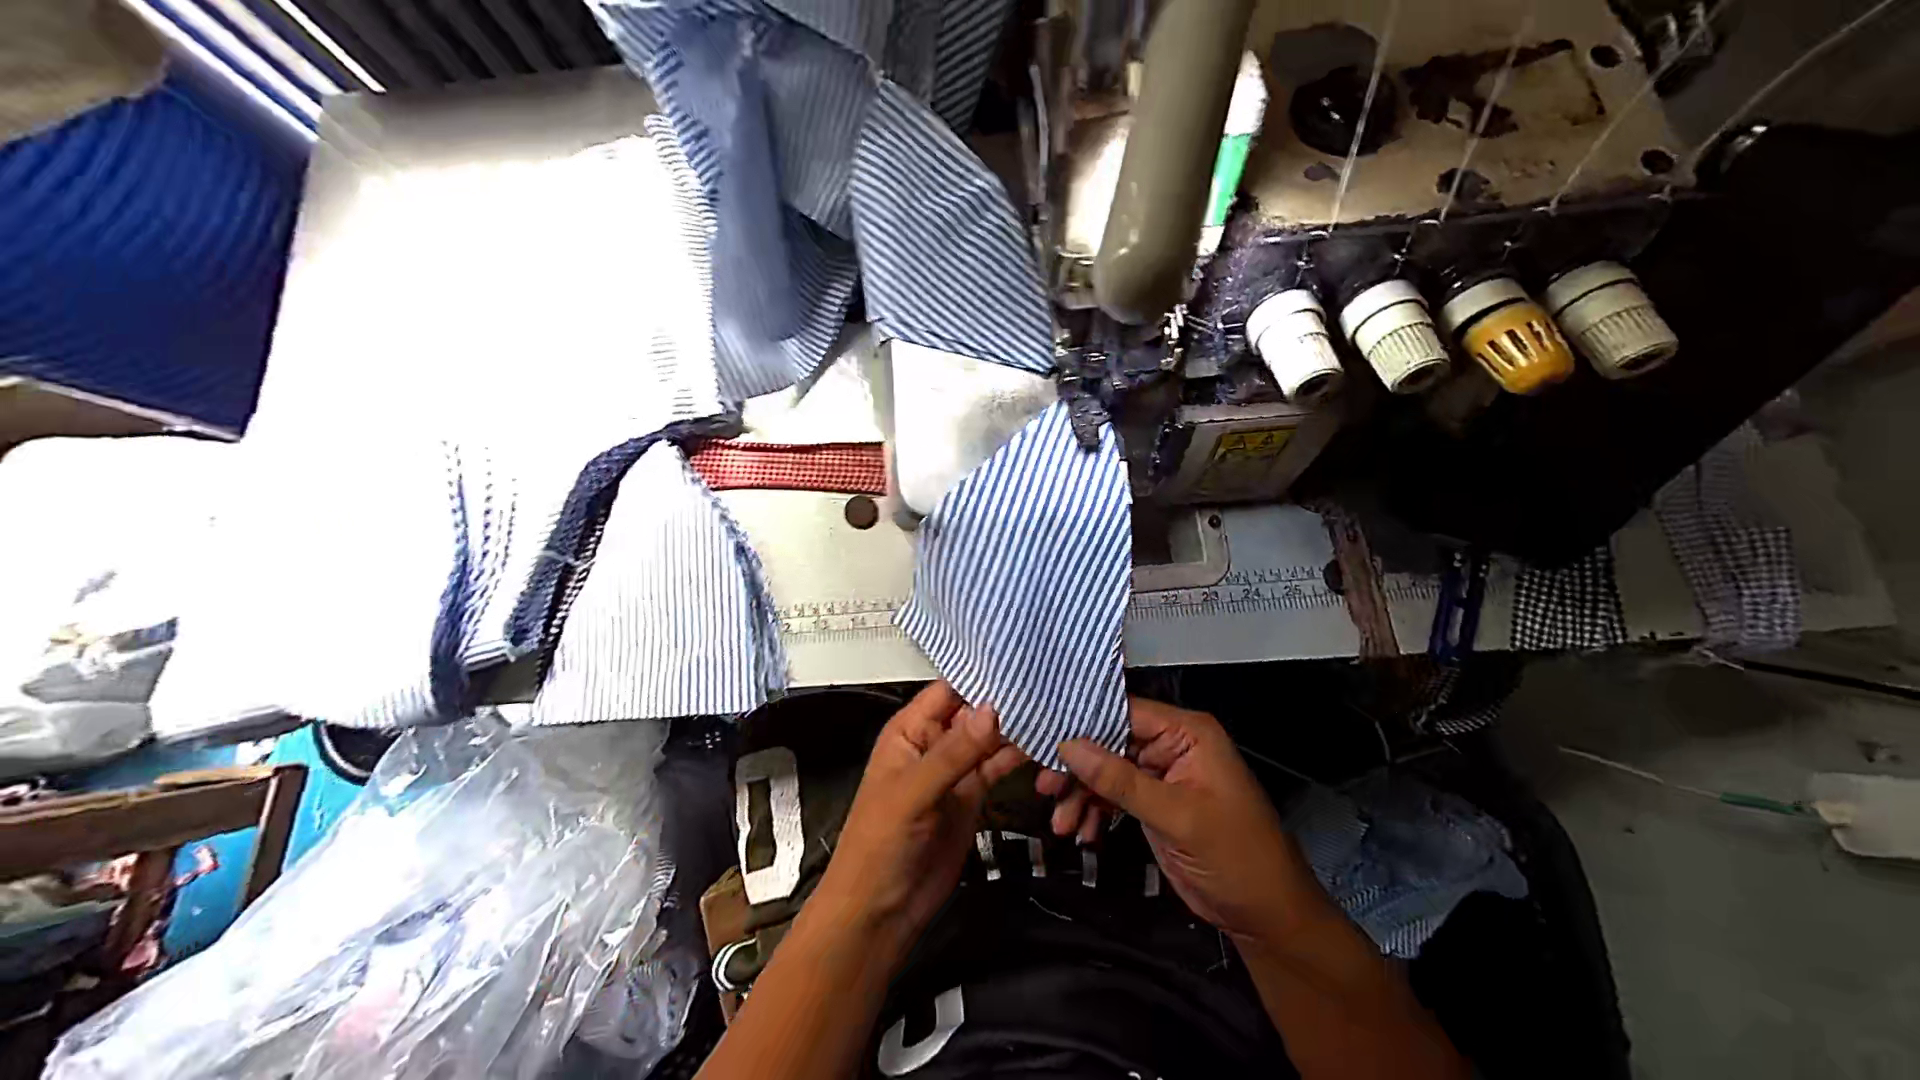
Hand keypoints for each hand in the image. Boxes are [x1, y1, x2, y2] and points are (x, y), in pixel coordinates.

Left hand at [811, 682, 1024, 959]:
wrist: (881, 912)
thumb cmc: (878, 846)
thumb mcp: (912, 793)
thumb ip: (953, 752)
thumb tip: (991, 710)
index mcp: (909, 731)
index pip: (949, 690)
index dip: (981, 676)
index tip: (1021, 663)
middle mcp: (934, 743)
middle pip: (975, 710)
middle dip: (1007, 699)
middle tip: (1050, 683)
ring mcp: (956, 770)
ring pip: (991, 737)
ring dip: (1018, 726)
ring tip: (1056, 708)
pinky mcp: (974, 796)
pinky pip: (999, 766)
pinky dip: (1021, 756)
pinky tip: (1045, 744)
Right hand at [1038, 697, 1312, 947]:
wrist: (1266, 916)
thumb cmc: (1236, 856)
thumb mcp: (1177, 816)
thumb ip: (1120, 780)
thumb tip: (1068, 745)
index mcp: (1187, 733)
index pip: (1125, 712)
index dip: (1083, 724)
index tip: (1043, 738)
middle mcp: (1172, 746)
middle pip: (1109, 742)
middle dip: (1076, 768)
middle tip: (1045, 789)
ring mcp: (1160, 775)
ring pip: (1105, 771)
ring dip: (1080, 796)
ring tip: (1061, 824)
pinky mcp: (1153, 803)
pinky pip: (1112, 796)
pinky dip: (1094, 812)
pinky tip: (1081, 832)